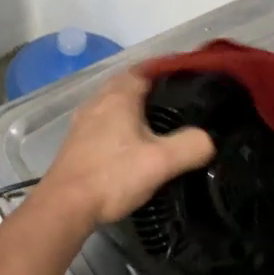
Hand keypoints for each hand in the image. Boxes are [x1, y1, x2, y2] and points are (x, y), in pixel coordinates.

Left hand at [37, 70, 214, 226]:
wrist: (65, 205)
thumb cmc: (113, 176)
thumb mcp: (161, 162)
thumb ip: (191, 146)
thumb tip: (207, 140)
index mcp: (118, 97)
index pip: (144, 69)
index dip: (165, 69)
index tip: (188, 77)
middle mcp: (97, 102)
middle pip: (126, 85)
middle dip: (150, 89)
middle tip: (177, 102)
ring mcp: (82, 122)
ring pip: (113, 105)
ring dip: (133, 108)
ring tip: (157, 122)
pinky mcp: (76, 143)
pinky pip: (103, 123)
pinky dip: (119, 126)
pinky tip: (130, 144)